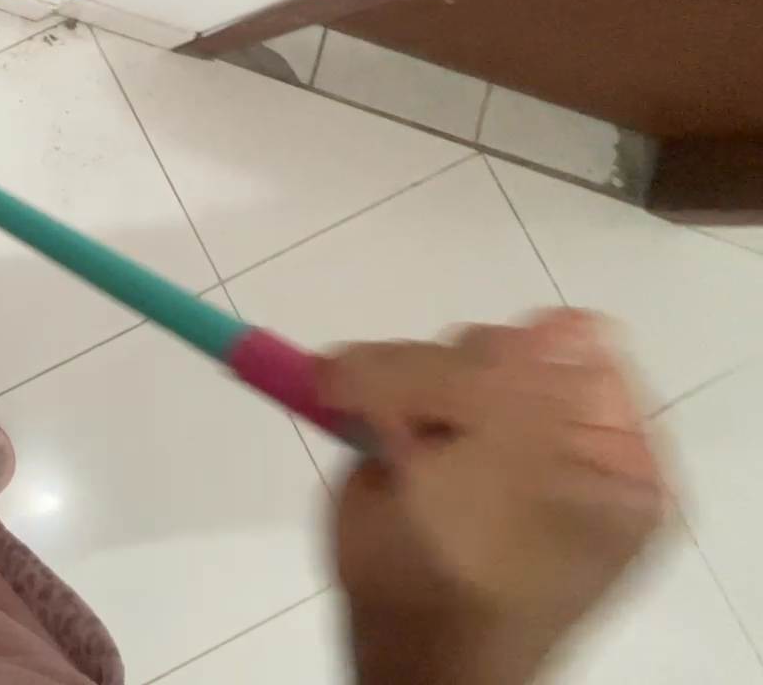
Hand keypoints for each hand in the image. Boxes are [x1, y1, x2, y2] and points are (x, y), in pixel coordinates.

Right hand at [324, 309, 664, 684]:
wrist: (401, 637)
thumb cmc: (467, 578)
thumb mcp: (508, 494)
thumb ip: (534, 404)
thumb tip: (572, 319)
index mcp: (607, 452)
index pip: (572, 353)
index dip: (511, 364)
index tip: (469, 407)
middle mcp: (548, 431)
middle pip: (483, 346)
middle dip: (429, 385)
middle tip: (413, 440)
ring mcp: (476, 429)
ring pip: (419, 353)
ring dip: (381, 388)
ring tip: (377, 441)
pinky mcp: (411, 427)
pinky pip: (377, 371)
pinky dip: (350, 386)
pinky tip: (349, 421)